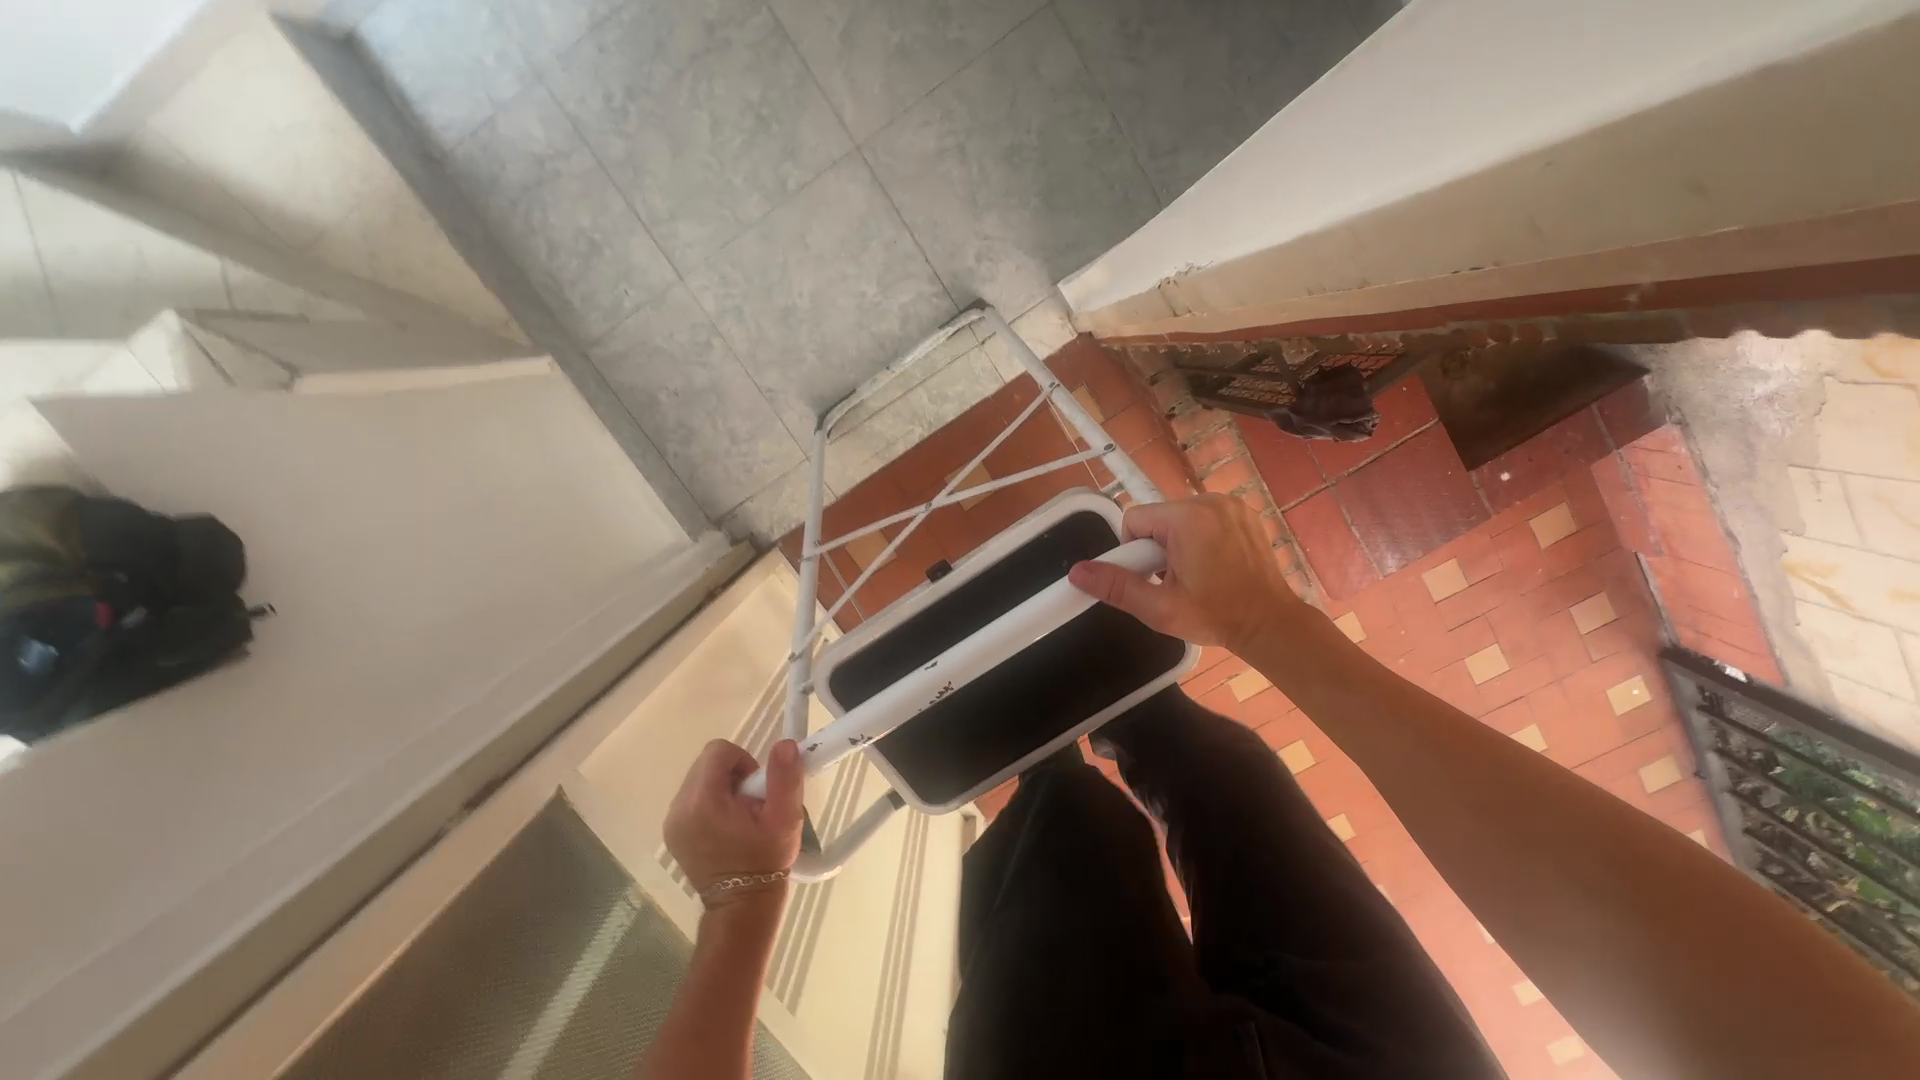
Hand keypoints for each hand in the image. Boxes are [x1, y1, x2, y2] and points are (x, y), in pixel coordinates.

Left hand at [663, 739, 804, 893]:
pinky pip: (691, 799)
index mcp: (704, 800)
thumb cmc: (765, 858)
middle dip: (732, 774)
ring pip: (698, 779)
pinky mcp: (671, 832)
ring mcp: (671, 821)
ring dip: (720, 788)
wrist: (741, 903)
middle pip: (706, 764)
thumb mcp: (785, 818)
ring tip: (738, 817)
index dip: (743, 761)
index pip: (718, 751)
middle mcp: (679, 807)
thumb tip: (784, 744)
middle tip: (751, 803)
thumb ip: (784, 777)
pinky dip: (709, 803)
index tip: (756, 789)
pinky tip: (724, 827)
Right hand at [1068, 494, 1310, 649]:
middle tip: (1175, 580)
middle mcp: (1210, 501)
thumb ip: (1116, 587)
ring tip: (1196, 575)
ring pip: (1180, 517)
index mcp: (1188, 519)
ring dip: (1178, 543)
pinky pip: (1204, 517)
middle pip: (1158, 517)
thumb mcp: (1159, 609)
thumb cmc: (1216, 617)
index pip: (1134, 519)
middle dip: (1158, 548)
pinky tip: (1214, 565)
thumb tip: (1078, 572)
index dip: (1135, 552)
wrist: (1271, 624)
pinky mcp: (1244, 512)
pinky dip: (1201, 537)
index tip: (1153, 577)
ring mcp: (1231, 505)